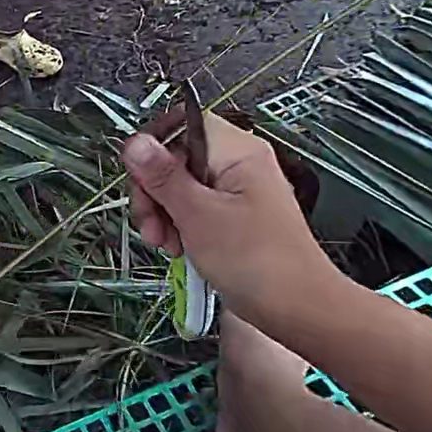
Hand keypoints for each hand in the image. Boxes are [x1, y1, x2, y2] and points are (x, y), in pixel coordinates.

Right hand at [123, 114, 341, 329]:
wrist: (297, 308)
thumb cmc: (254, 260)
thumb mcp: (197, 215)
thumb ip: (162, 177)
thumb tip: (134, 142)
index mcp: (236, 151)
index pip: (182, 123)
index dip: (153, 147)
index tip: (139, 179)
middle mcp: (237, 163)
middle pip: (175, 157)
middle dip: (153, 190)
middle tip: (151, 224)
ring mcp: (235, 190)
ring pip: (179, 185)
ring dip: (162, 212)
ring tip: (165, 243)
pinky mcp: (231, 214)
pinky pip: (193, 207)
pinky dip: (178, 225)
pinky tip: (178, 248)